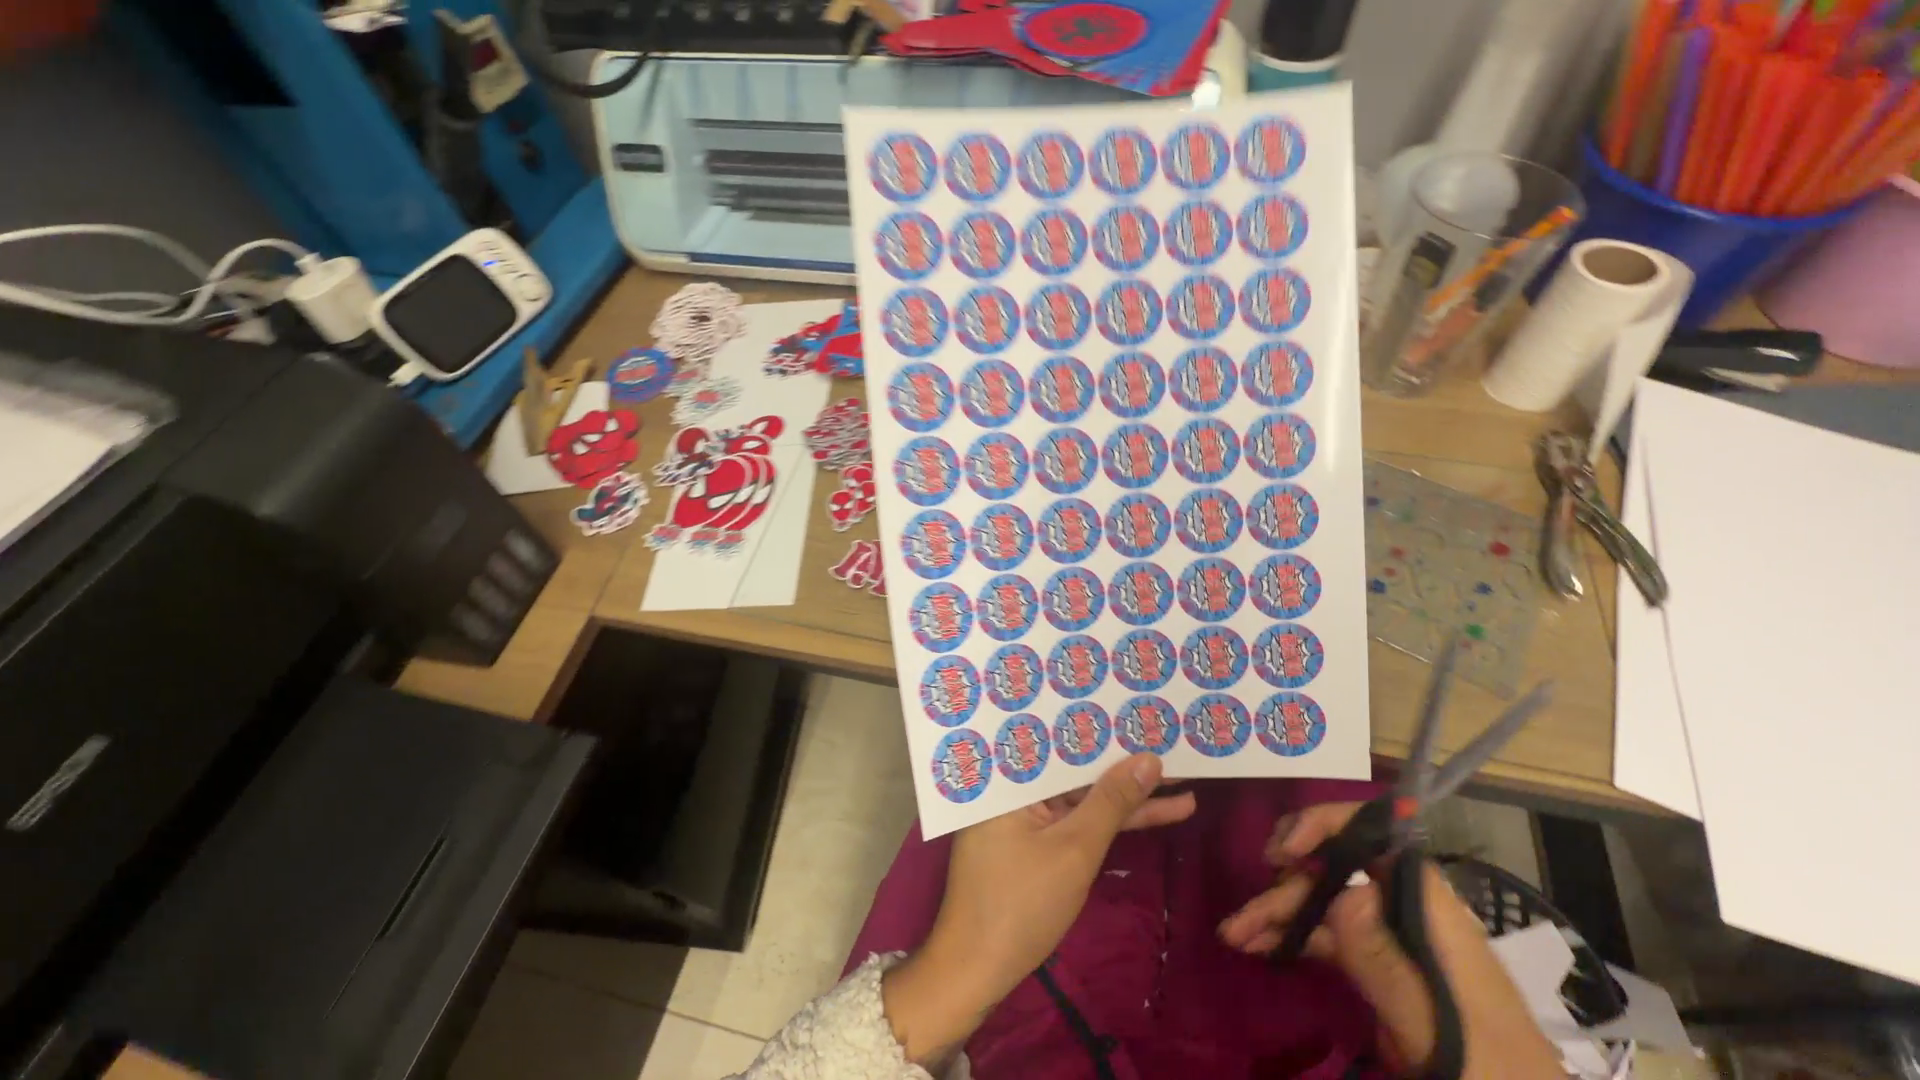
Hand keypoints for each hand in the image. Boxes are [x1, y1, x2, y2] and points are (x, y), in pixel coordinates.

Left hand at [882, 754, 1196, 1066]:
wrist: (977, 970)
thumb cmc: (1021, 904)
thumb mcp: (1075, 850)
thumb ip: (1112, 802)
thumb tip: (1150, 759)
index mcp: (1007, 777)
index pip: (1063, 741)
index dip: (1109, 731)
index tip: (1147, 716)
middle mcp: (1011, 787)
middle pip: (1075, 767)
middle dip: (1125, 763)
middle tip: (1174, 742)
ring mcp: (1023, 816)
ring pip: (1081, 795)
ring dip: (1128, 797)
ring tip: (1185, 782)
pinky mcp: (1033, 841)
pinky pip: (1075, 818)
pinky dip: (1110, 822)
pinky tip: (1156, 814)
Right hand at [1218, 803, 1562, 1079]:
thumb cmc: (1484, 1064)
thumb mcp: (1429, 1016)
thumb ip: (1384, 957)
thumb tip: (1346, 888)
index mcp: (1427, 903)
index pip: (1374, 835)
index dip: (1324, 827)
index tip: (1284, 850)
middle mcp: (1404, 906)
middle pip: (1335, 870)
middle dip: (1285, 884)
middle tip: (1243, 912)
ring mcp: (1389, 935)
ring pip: (1323, 902)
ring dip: (1278, 913)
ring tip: (1234, 934)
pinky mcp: (1377, 965)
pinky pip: (1326, 936)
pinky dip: (1290, 937)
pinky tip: (1257, 946)